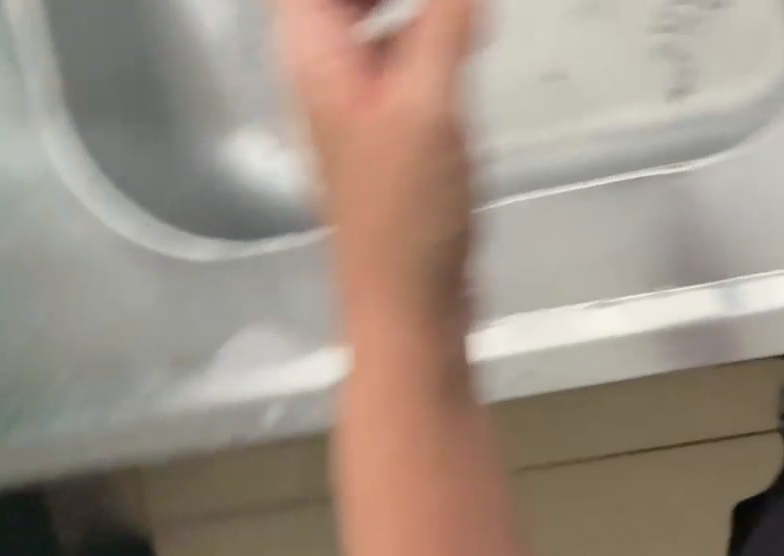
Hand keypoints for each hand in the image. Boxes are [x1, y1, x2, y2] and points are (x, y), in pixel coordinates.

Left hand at [271, 0, 479, 336]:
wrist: (410, 299)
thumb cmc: (408, 210)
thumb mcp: (427, 111)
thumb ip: (442, 32)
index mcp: (315, 48)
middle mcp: (330, 66)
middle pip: (347, 1)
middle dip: (410, 0)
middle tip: (461, 4)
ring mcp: (364, 104)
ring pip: (377, 24)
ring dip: (418, 12)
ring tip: (469, 10)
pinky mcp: (398, 137)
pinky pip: (407, 66)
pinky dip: (433, 45)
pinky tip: (468, 44)